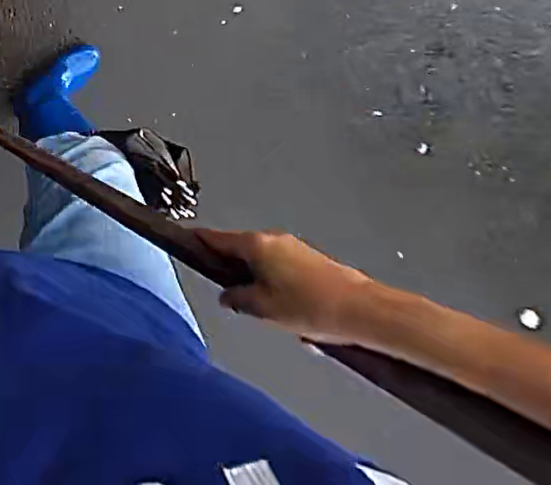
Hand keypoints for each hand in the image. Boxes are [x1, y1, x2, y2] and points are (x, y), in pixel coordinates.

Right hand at [195, 228, 382, 343]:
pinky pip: (283, 268)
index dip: (199, 240)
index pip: (217, 238)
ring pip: (264, 261)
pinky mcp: (310, 259)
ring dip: (260, 281)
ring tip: (272, 313)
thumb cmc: (312, 307)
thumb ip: (238, 299)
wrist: (364, 311)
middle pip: (241, 250)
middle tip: (235, 298)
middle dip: (235, 271)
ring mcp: (293, 246)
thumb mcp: (264, 309)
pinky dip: (279, 284)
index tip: (186, 239)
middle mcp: (272, 238)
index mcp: (255, 244)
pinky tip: (293, 312)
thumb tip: (226, 296)